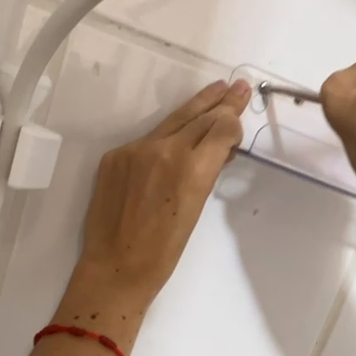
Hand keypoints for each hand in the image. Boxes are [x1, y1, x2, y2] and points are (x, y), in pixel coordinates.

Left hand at [64, 80, 251, 323]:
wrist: (116, 268)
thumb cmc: (162, 253)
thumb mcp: (195, 210)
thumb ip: (204, 174)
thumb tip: (213, 152)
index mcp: (192, 169)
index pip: (221, 129)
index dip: (233, 121)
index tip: (239, 115)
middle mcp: (165, 150)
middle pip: (200, 117)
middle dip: (222, 104)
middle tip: (237, 88)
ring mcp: (136, 150)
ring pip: (173, 122)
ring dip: (196, 109)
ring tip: (215, 92)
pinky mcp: (115, 156)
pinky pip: (147, 140)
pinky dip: (164, 138)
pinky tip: (173, 137)